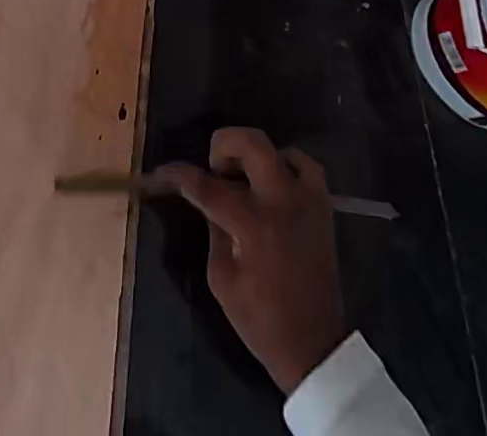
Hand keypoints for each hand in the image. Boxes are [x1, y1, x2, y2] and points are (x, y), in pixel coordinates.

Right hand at [152, 127, 345, 393]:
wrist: (314, 344)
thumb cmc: (260, 318)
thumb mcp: (220, 277)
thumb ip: (213, 229)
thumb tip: (207, 200)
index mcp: (253, 225)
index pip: (208, 185)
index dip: (180, 174)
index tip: (163, 171)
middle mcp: (282, 203)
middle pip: (252, 143)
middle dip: (223, 144)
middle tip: (213, 168)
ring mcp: (307, 201)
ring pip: (280, 149)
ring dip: (254, 155)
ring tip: (242, 178)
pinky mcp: (323, 208)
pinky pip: (305, 167)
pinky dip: (285, 165)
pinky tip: (272, 182)